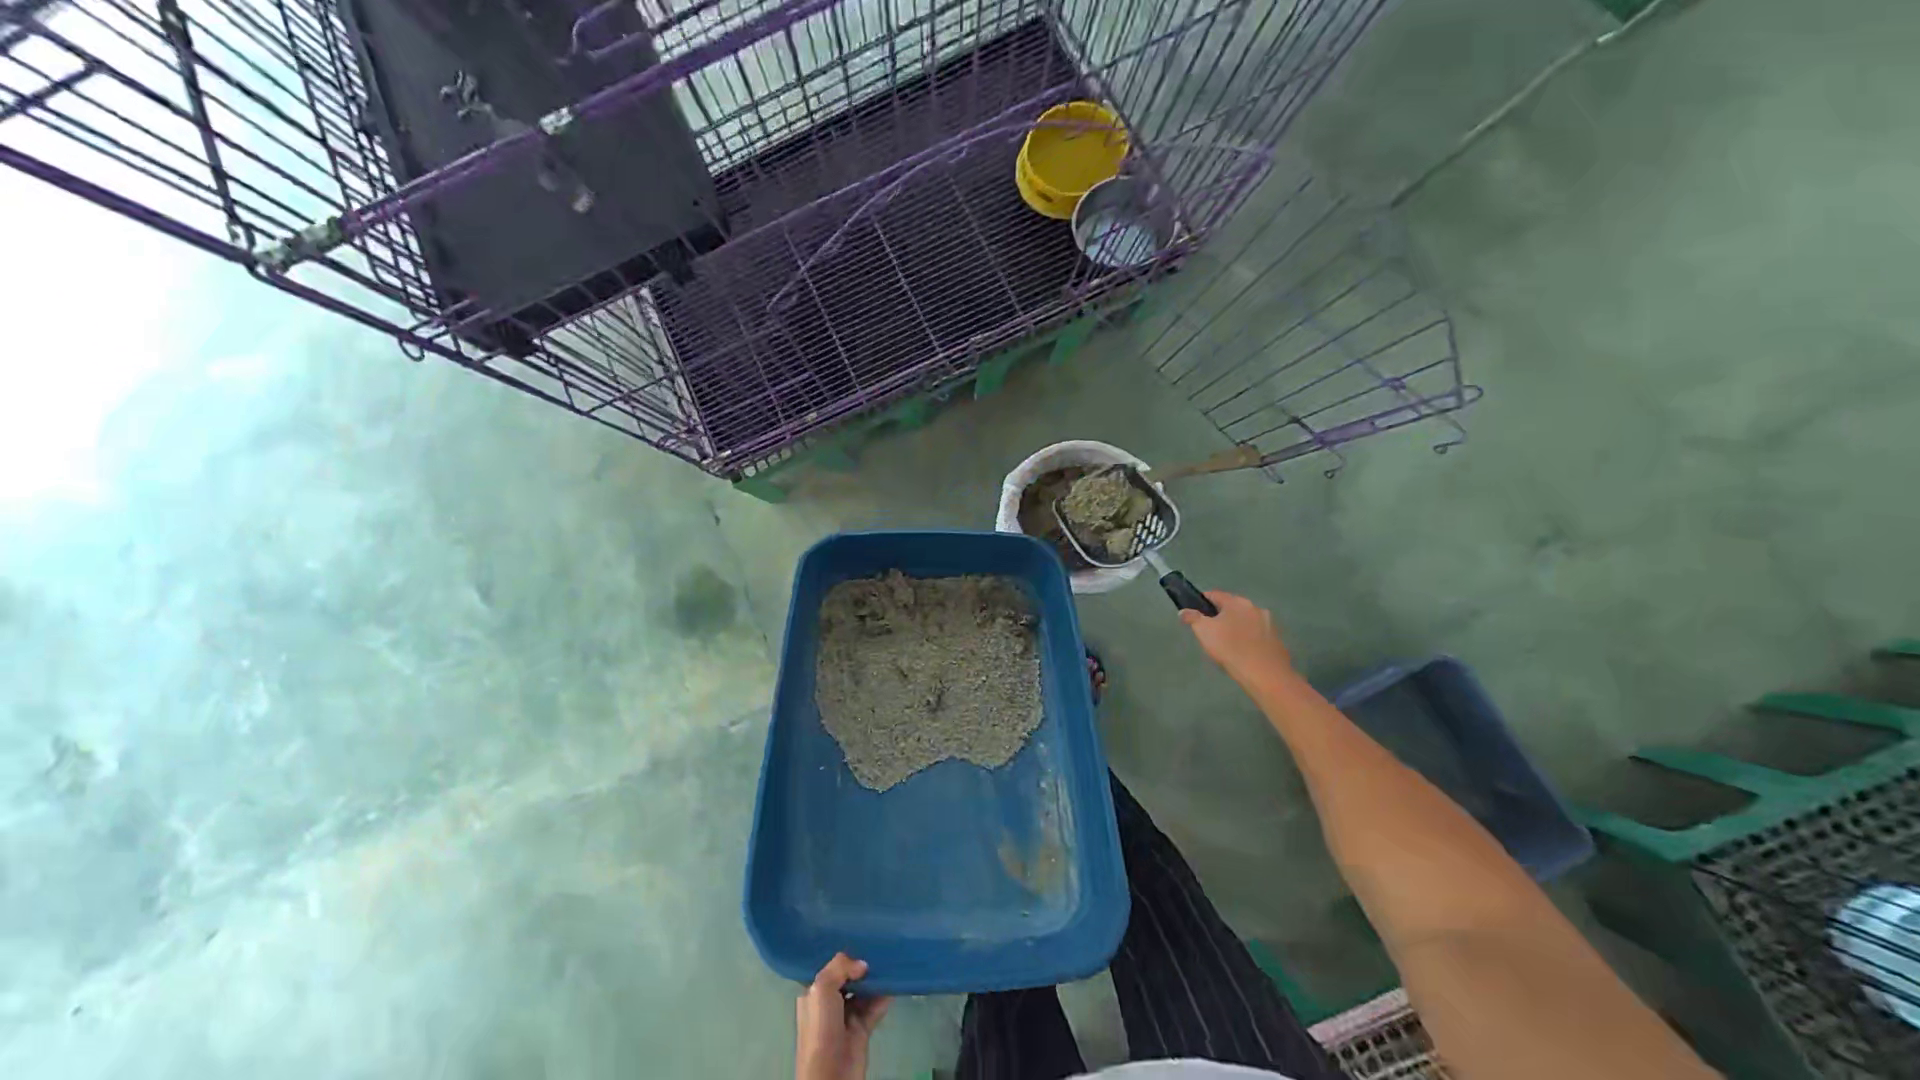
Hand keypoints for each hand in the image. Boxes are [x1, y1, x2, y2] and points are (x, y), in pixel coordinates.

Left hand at [795, 953, 890, 1079]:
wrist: (831, 1075)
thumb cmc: (821, 1028)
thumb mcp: (822, 989)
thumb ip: (840, 967)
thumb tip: (863, 965)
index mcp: (813, 994)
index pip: (828, 970)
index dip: (843, 958)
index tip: (861, 943)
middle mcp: (828, 1004)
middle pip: (847, 979)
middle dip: (861, 967)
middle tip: (879, 950)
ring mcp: (845, 1018)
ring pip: (862, 992)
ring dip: (874, 981)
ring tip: (889, 963)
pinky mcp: (861, 1030)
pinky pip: (874, 1008)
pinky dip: (883, 997)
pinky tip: (892, 985)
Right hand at [1179, 590, 1294, 684]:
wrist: (1265, 674)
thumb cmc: (1230, 648)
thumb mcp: (1203, 631)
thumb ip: (1192, 618)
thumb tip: (1184, 611)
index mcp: (1236, 602)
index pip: (1215, 594)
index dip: (1202, 601)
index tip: (1195, 611)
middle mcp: (1255, 607)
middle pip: (1232, 607)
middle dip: (1221, 615)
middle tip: (1211, 630)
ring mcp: (1269, 623)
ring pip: (1247, 621)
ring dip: (1237, 627)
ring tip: (1228, 643)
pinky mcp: (1277, 639)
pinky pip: (1258, 635)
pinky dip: (1250, 639)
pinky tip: (1244, 652)